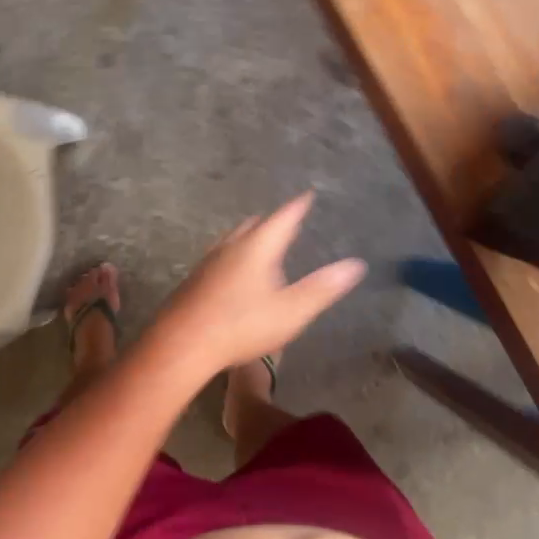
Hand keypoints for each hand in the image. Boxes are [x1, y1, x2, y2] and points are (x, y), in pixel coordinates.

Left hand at [153, 193, 366, 374]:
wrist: (182, 343)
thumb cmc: (241, 325)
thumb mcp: (291, 311)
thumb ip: (322, 288)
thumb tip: (356, 265)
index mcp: (256, 248)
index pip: (282, 219)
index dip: (297, 207)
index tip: (307, 195)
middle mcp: (230, 248)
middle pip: (253, 226)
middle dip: (271, 222)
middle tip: (285, 220)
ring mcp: (208, 264)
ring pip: (232, 241)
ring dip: (248, 237)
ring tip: (259, 241)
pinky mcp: (194, 282)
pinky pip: (218, 259)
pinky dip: (233, 256)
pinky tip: (231, 273)